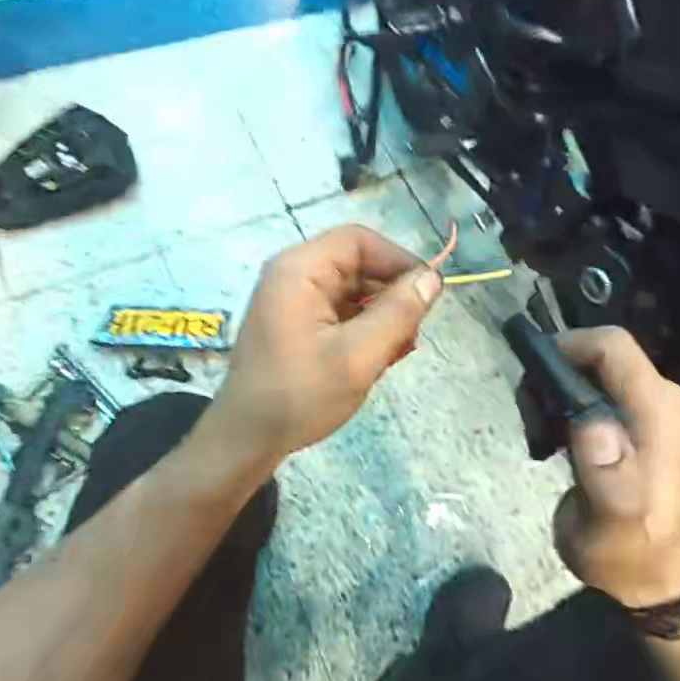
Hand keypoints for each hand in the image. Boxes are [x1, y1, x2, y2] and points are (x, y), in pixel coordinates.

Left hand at [212, 225, 442, 460]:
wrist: (246, 439)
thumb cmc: (300, 395)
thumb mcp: (358, 356)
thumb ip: (399, 313)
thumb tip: (432, 279)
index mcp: (299, 270)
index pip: (359, 241)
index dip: (398, 260)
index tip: (428, 291)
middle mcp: (293, 274)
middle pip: (357, 264)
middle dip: (391, 294)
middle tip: (413, 331)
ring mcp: (292, 299)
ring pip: (352, 289)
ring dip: (381, 314)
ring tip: (398, 349)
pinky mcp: (296, 321)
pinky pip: (340, 310)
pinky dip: (364, 327)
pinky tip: (379, 356)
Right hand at [552, 327, 679, 607]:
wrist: (651, 579)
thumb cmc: (627, 554)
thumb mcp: (614, 524)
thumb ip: (608, 475)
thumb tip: (594, 425)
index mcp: (662, 413)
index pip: (613, 347)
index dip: (569, 348)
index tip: (534, 379)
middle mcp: (665, 399)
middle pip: (603, 354)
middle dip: (559, 371)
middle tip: (532, 414)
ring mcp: (656, 408)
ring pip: (596, 369)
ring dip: (560, 388)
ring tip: (541, 430)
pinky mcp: (641, 419)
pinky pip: (598, 387)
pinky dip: (569, 400)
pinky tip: (556, 435)